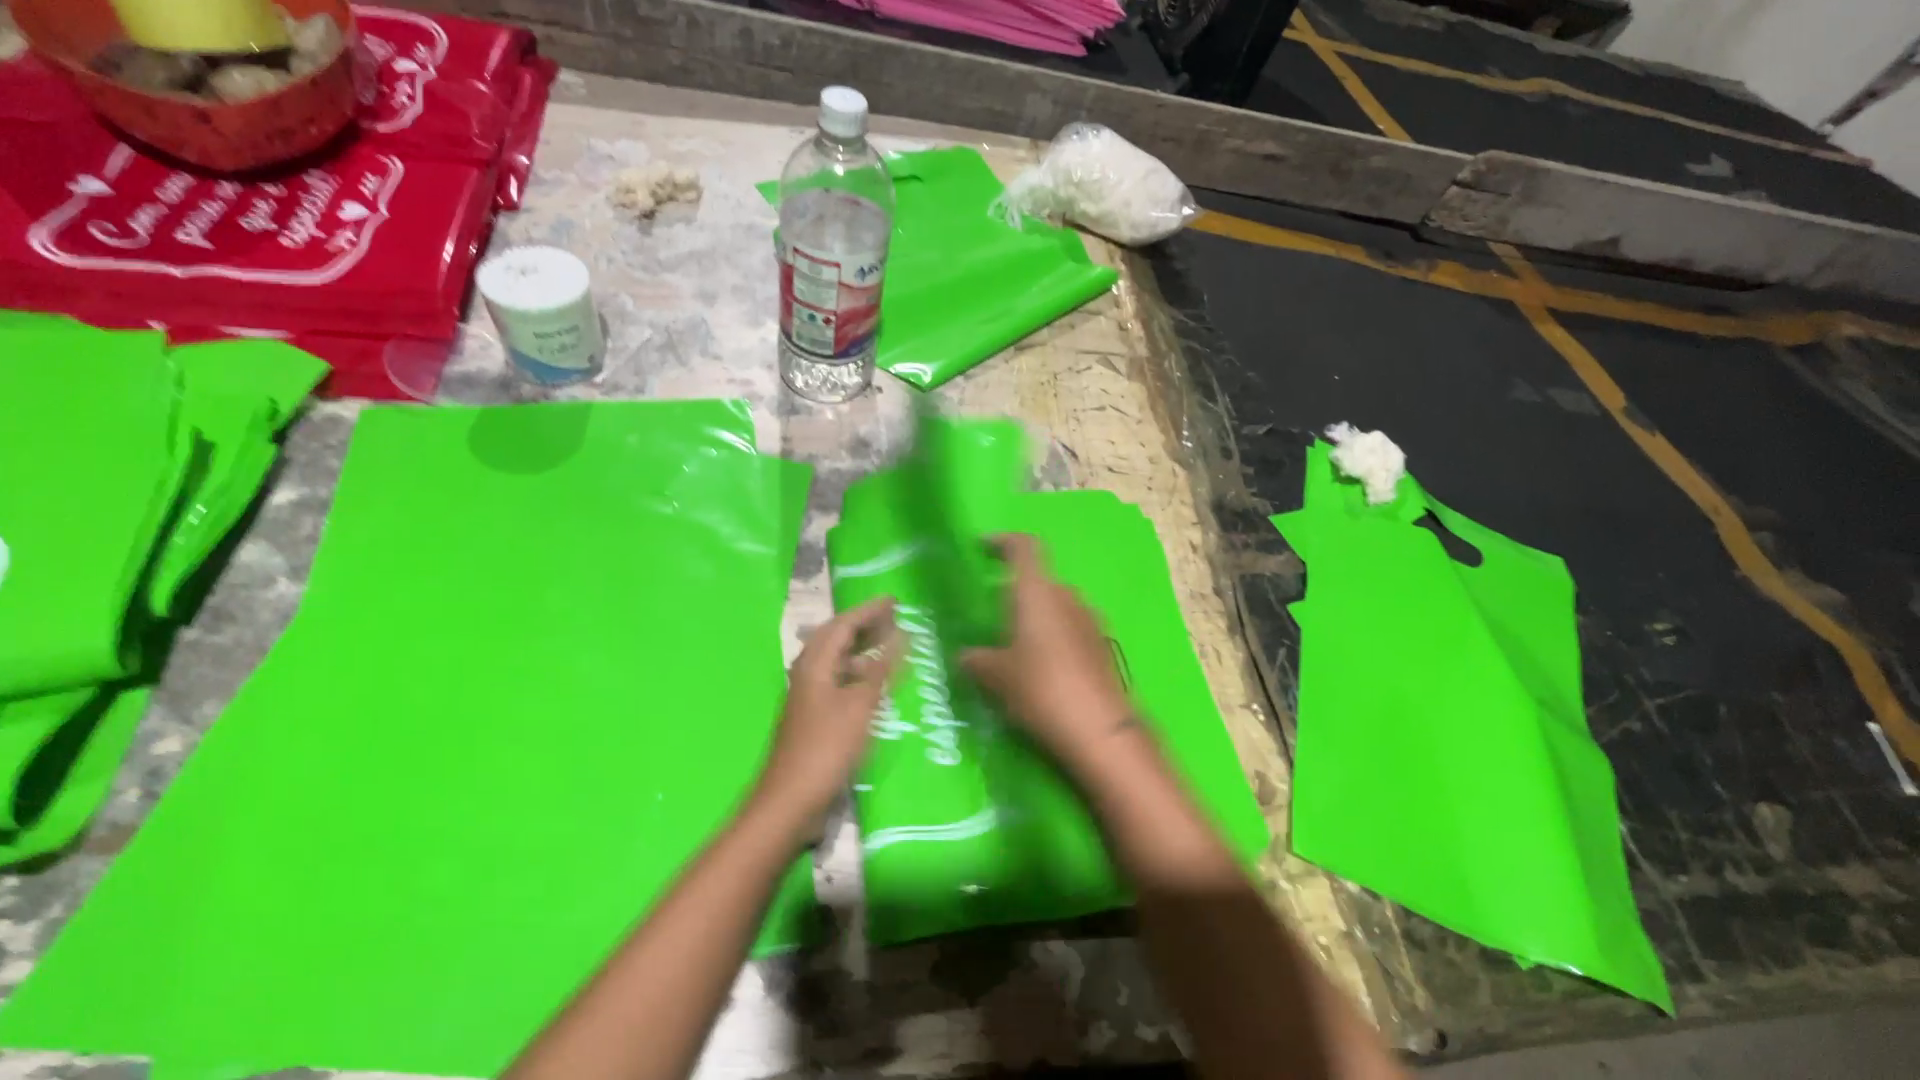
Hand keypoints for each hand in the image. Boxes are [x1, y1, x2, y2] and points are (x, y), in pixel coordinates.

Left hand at [756, 596, 901, 822]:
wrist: (791, 799)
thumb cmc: (827, 748)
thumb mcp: (860, 706)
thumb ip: (880, 670)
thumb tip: (901, 634)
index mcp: (814, 665)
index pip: (842, 625)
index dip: (868, 611)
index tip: (895, 600)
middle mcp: (807, 675)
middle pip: (835, 640)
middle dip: (863, 626)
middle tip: (894, 619)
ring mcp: (807, 698)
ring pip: (836, 663)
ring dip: (861, 652)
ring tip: (890, 649)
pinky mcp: (812, 718)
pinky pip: (837, 683)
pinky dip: (857, 676)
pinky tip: (874, 688)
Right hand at [961, 535, 1138, 774]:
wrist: (1100, 729)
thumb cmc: (1040, 688)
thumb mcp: (996, 676)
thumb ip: (977, 660)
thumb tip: (966, 655)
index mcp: (1037, 592)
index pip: (1023, 548)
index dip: (1002, 542)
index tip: (982, 548)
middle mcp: (1067, 597)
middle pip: (1039, 581)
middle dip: (1015, 593)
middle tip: (991, 616)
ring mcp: (1090, 621)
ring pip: (1056, 607)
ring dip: (1036, 619)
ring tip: (1013, 648)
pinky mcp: (1103, 647)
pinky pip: (1071, 630)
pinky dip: (1053, 640)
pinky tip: (1040, 670)